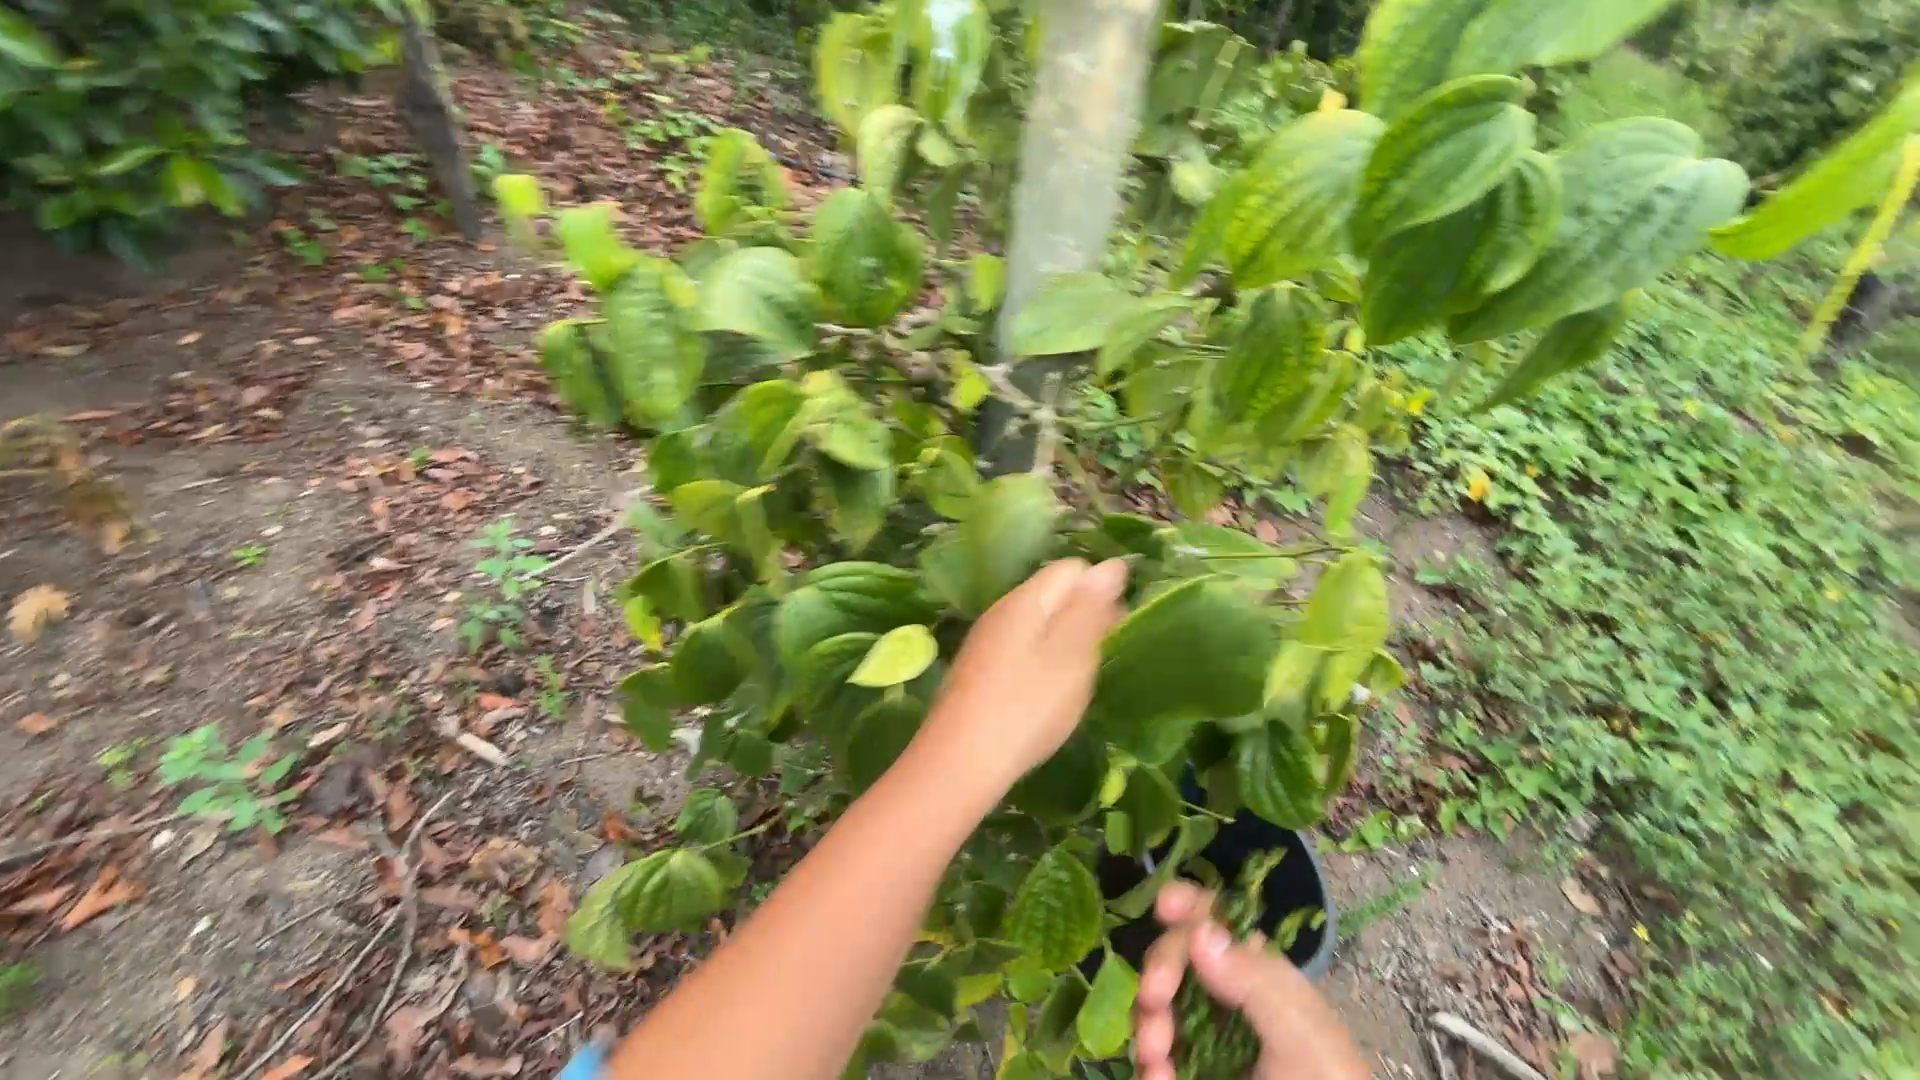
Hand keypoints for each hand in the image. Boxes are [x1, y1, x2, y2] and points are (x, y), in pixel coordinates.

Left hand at [908, 558, 1128, 792]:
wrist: (960, 763)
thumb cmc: (1026, 707)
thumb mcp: (1070, 655)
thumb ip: (1090, 608)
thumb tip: (1111, 565)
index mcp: (1024, 600)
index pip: (1072, 569)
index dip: (1101, 591)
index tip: (1116, 630)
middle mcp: (1001, 612)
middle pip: (1053, 596)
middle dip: (1084, 620)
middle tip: (1099, 662)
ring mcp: (986, 642)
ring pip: (1038, 626)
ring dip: (1064, 646)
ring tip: (1076, 684)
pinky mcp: (978, 671)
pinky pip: (1021, 652)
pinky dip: (1042, 667)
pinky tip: (1046, 699)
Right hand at [1134, 883, 1369, 1079]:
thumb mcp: (1302, 1034)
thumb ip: (1253, 981)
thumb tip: (1198, 933)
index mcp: (1260, 975)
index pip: (1219, 921)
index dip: (1189, 905)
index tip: (1162, 906)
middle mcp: (1228, 998)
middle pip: (1177, 959)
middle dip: (1159, 973)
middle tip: (1155, 1002)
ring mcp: (1206, 1040)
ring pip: (1158, 1008)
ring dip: (1148, 1025)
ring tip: (1155, 1059)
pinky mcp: (1192, 1074)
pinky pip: (1155, 1058)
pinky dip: (1149, 1066)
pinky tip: (1156, 1078)